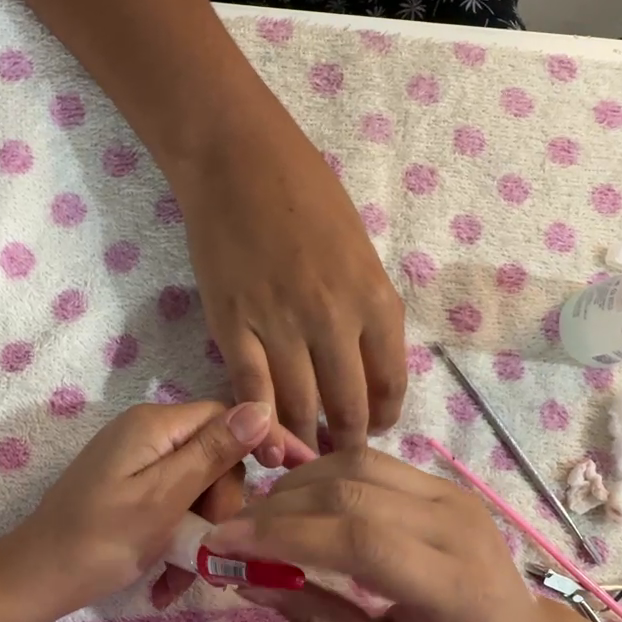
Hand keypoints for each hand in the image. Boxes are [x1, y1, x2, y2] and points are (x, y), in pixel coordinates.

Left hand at [0, 401, 273, 617]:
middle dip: (221, 509)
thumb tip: (259, 407)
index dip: (264, 443)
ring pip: (196, 490)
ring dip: (199, 536)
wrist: (35, 579)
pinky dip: (175, 540)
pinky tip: (167, 581)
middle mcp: (147, 434)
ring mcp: (136, 463)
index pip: (228, 417)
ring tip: (184, 580)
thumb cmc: (100, 540)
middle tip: (213, 553)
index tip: (296, 473)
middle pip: (214, 459)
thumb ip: (212, 452)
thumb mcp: (165, 497)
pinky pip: (171, 506)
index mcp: (155, 425)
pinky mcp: (129, 490)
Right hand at [176, 118, 407, 463]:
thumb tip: (358, 361)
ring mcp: (280, 327)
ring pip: (298, 407)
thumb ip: (364, 308)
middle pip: (347, 406)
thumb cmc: (307, 194)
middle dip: (345, 442)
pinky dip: (259, 422)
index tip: (374, 431)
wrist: (238, 164)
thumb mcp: (358, 250)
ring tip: (302, 455)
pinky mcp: (232, 329)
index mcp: (374, 297)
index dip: (383, 418)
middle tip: (337, 458)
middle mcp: (334, 320)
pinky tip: (263, 439)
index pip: (390, 382)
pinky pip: (251, 391)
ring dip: (302, 440)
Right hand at [203, 449, 579, 621]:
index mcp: (450, 585)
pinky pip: (369, 461)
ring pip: (355, 465)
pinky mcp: (442, 482)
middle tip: (230, 533)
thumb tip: (248, 582)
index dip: (282, 536)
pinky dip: (321, 475)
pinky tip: (296, 500)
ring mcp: (451, 494)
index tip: (222, 545)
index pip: (356, 541)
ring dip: (295, 485)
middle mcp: (454, 526)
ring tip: (259, 517)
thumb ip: (319, 620)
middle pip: (349, 494)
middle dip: (275, 510)